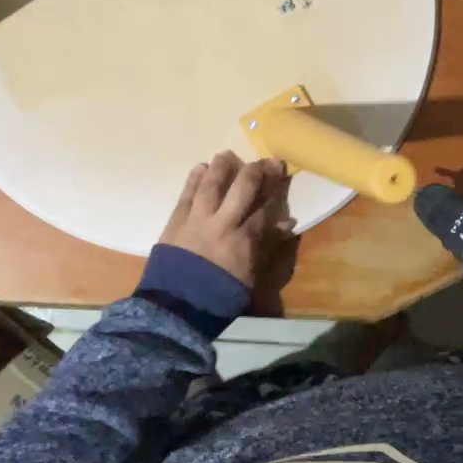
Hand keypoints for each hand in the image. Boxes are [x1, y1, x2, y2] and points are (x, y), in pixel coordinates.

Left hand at [158, 152, 294, 290]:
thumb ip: (268, 248)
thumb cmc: (219, 299)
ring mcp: (197, 220)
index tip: (281, 171)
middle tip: (265, 160)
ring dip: (221, 167)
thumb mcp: (252, 279)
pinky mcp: (175, 223)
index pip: (264, 208)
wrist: (176, 307)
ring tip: (228, 154)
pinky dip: (193, 180)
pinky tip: (200, 168)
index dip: (274, 188)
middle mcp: (223, 224)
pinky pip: (186, 195)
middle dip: (256, 171)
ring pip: (211, 185)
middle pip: (242, 189)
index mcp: (245, 241)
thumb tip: (287, 224)